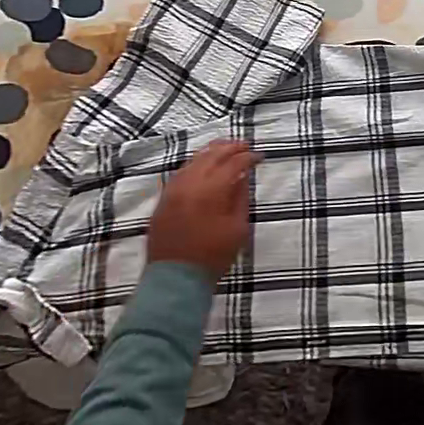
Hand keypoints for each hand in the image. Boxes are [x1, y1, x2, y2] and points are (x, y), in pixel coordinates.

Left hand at [148, 141, 260, 281]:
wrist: (175, 279)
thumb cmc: (213, 257)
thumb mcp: (237, 229)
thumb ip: (240, 198)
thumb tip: (243, 176)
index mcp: (210, 191)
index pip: (232, 164)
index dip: (248, 157)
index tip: (259, 157)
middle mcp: (189, 185)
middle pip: (211, 156)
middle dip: (230, 147)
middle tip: (244, 145)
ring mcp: (172, 190)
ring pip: (193, 161)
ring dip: (211, 152)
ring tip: (225, 148)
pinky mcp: (163, 199)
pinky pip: (180, 172)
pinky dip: (194, 163)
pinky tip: (203, 164)